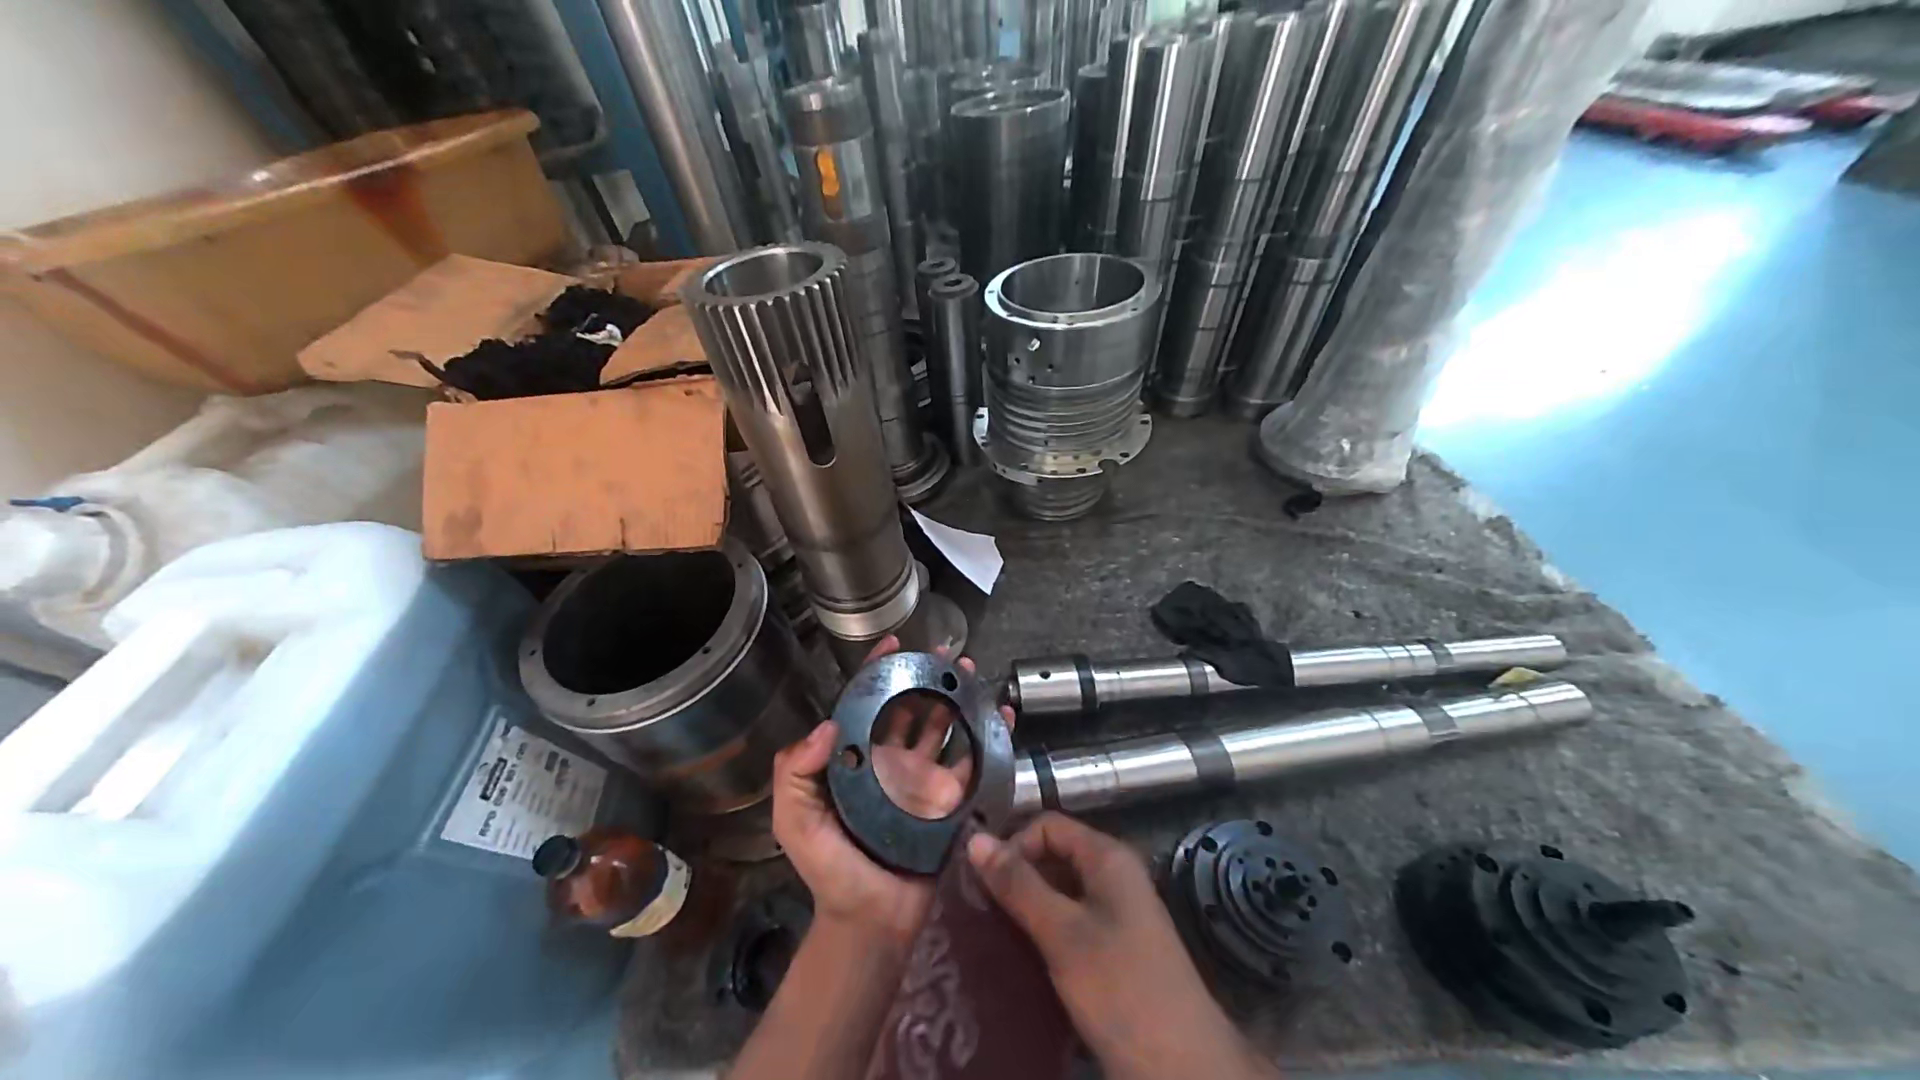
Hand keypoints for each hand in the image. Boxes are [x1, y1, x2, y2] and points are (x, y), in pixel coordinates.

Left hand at [770, 636, 1015, 943]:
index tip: (893, 645)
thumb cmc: (830, 868)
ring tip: (971, 674)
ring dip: (956, 699)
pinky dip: (988, 739)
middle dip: (926, 678)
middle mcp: (890, 761)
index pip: (865, 705)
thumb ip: (795, 773)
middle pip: (910, 709)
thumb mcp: (795, 820)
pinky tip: (1002, 716)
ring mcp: (922, 780)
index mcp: (856, 759)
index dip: (876, 673)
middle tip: (946, 655)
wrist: (870, 920)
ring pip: (942, 728)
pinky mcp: (950, 800)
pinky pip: (971, 763)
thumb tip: (827, 727)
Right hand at [966, 814, 1277, 1079]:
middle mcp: (1112, 877)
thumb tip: (974, 839)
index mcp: (1108, 858)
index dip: (1014, 844)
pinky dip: (1039, 931)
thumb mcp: (1062, 933)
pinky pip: (1066, 923)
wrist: (1183, 1069)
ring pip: (1057, 892)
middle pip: (1052, 856)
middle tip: (976, 906)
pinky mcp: (1111, 951)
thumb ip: (1018, 885)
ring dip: (1023, 905)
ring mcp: (1114, 915)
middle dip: (1015, 875)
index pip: (1048, 825)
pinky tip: (1014, 954)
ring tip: (987, 930)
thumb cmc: (1121, 988)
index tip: (982, 881)